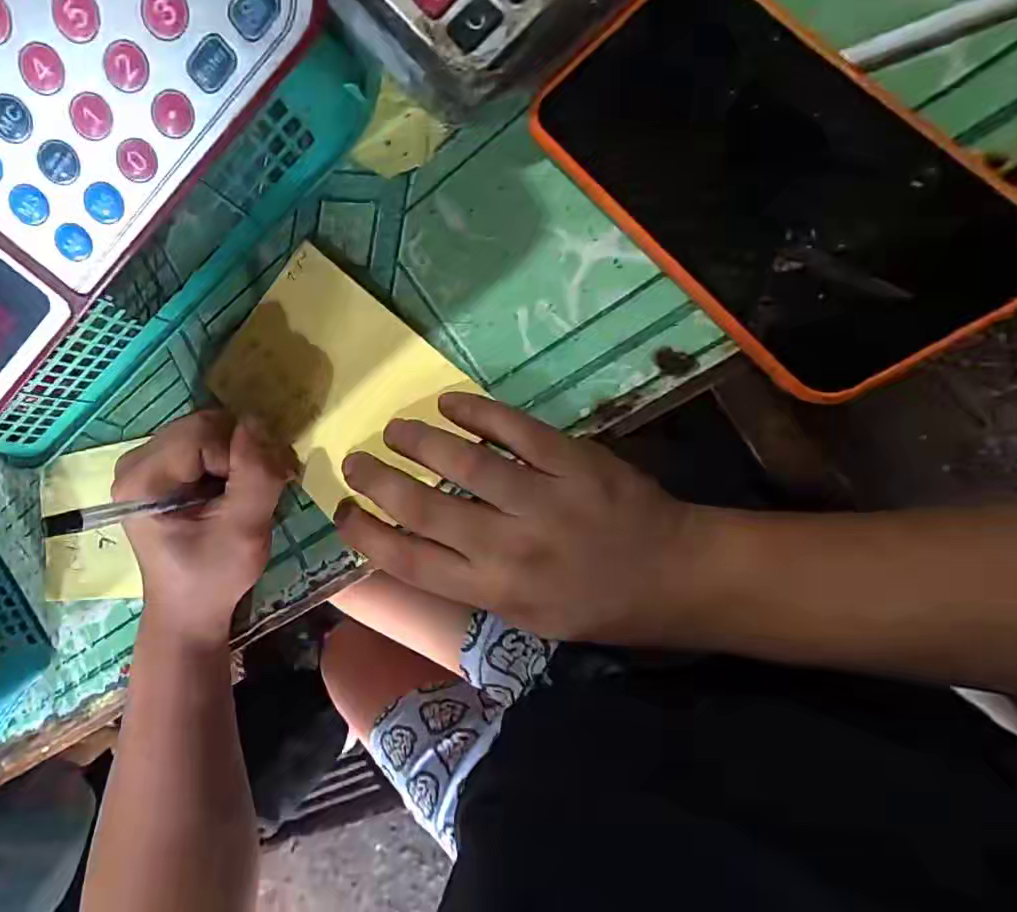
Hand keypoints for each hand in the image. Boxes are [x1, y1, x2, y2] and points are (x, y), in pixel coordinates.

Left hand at [114, 411, 297, 643]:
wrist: (189, 612)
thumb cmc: (213, 579)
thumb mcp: (245, 530)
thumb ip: (254, 474)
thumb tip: (257, 422)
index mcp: (141, 478)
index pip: (202, 434)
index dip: (237, 456)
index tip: (254, 495)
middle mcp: (134, 461)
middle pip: (203, 426)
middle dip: (240, 451)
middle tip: (265, 486)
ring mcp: (145, 462)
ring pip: (206, 431)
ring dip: (238, 456)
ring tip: (253, 491)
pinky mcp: (159, 468)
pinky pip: (203, 443)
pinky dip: (228, 460)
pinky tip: (236, 488)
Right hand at [333, 393, 708, 643]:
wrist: (675, 577)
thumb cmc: (591, 603)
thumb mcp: (522, 613)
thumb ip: (465, 577)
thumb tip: (406, 539)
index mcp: (495, 591)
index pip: (409, 562)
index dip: (366, 534)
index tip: (342, 510)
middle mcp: (511, 548)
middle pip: (424, 508)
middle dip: (378, 481)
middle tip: (354, 461)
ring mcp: (543, 500)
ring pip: (464, 462)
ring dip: (418, 441)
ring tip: (394, 429)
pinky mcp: (572, 461)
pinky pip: (514, 429)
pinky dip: (475, 412)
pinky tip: (448, 403)